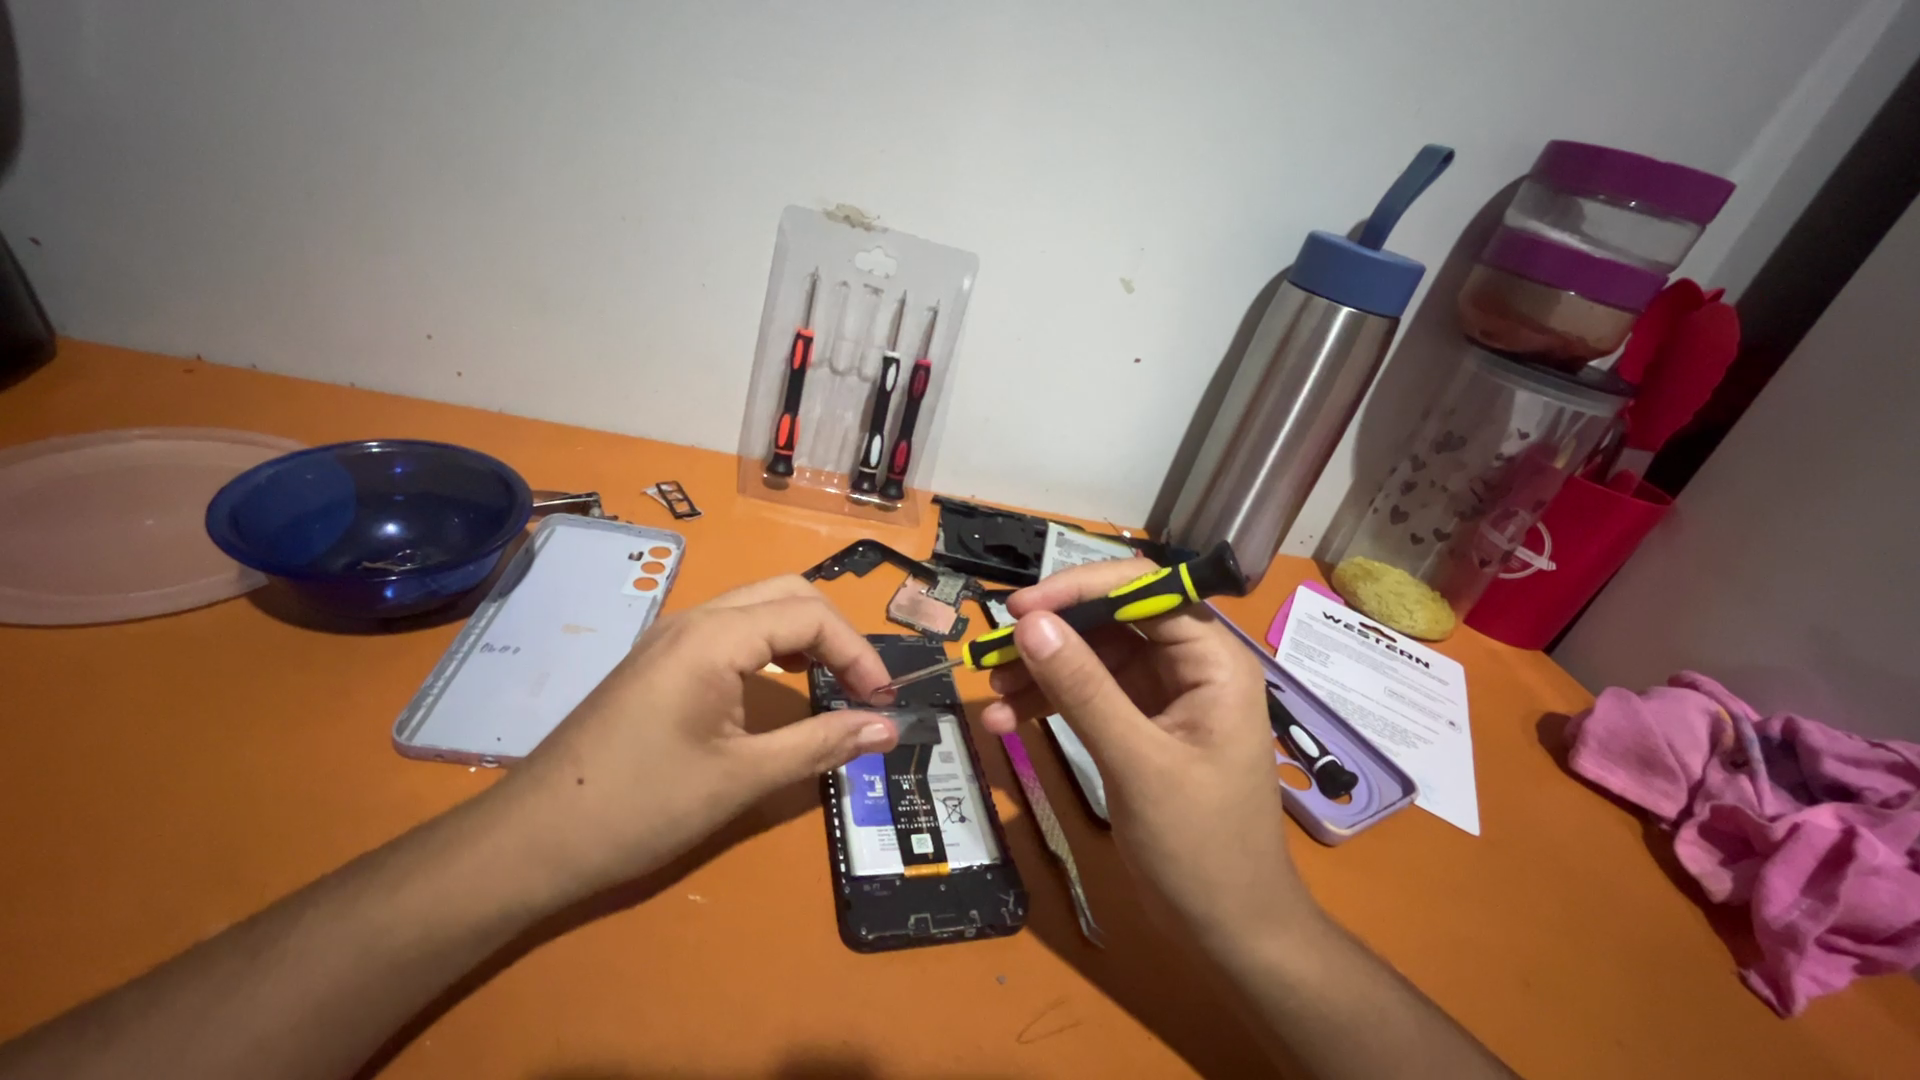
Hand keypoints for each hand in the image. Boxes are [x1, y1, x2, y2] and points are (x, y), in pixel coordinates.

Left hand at [492, 575, 900, 900]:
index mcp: (714, 637)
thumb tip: (889, 728)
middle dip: (836, 633)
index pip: (810, 614)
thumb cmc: (640, 806)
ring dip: (805, 635)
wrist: (532, 840)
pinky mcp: (658, 663)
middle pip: (787, 593)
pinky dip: (771, 646)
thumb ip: (821, 744)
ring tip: (832, 683)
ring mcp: (670, 639)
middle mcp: (693, 620)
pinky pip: (730, 632)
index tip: (882, 703)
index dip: (858, 653)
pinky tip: (779, 686)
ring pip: (757, 608)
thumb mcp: (742, 778)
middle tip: (862, 688)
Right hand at [978, 559, 1313, 946]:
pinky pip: (1086, 697)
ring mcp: (1162, 697)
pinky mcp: (1139, 727)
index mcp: (1211, 660)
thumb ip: (1083, 688)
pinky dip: (1048, 704)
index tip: (1019, 610)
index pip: (1143, 592)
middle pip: (1110, 622)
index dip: (1079, 590)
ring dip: (1040, 672)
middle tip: (993, 654)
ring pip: (1091, 659)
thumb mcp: (1137, 762)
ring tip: (992, 695)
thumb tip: (1030, 623)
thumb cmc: (1200, 845)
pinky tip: (1006, 721)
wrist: (1229, 928)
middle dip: (1051, 636)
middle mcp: (1188, 666)